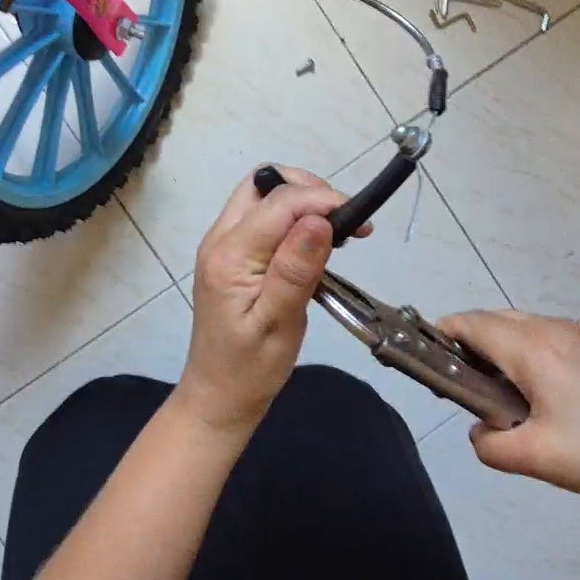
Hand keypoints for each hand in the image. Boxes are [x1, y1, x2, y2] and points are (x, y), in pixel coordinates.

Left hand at [179, 167, 351, 431]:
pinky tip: (316, 244)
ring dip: (301, 202)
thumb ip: (296, 270)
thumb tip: (319, 220)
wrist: (218, 396)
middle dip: (308, 190)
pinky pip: (261, 218)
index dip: (322, 200)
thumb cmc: (250, 368)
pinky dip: (292, 219)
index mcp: (230, 255)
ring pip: (262, 196)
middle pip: (263, 184)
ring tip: (338, 231)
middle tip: (345, 219)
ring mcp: (223, 246)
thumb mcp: (279, 324)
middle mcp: (220, 240)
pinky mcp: (232, 256)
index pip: (279, 202)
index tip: (360, 220)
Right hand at [438, 311, 579, 512]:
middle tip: (464, 392)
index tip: (427, 364)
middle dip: (469, 347)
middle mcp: (555, 330)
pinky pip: (547, 342)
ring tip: (501, 402)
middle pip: (495, 321)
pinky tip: (539, 403)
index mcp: (534, 348)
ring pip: (522, 330)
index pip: (471, 323)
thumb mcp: (534, 458)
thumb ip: (488, 444)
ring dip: (500, 354)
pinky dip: (527, 359)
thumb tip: (481, 432)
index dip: (441, 336)